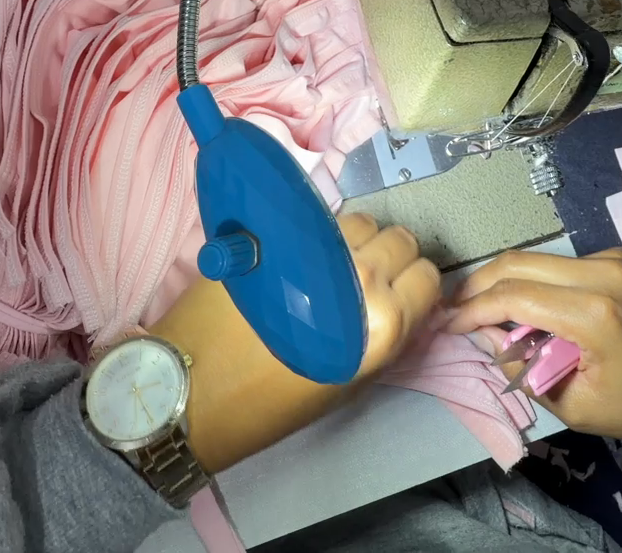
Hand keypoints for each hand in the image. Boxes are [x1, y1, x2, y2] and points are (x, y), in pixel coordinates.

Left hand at [147, 213, 439, 471]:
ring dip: (358, 239)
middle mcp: (358, 278)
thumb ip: (390, 338)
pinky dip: (326, 234)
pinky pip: (324, 220)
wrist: (196, 389)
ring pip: (364, 221)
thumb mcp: (349, 384)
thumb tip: (410, 301)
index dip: (415, 285)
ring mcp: (319, 251)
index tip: (400, 293)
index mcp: (381, 324)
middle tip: (366, 278)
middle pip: (400, 238)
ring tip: (333, 265)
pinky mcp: (283, 235)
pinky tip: (307, 257)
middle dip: (391, 256)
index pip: (426, 276)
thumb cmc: (276, 401)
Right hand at [444, 248, 621, 447]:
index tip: (447, 323)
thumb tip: (489, 334)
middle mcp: (603, 271)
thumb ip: (524, 368)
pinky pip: (560, 264)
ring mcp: (612, 258)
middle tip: (454, 307)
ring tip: (481, 309)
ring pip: (537, 258)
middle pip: (519, 262)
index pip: (516, 295)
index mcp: (596, 312)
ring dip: (505, 281)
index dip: (475, 308)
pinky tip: (524, 306)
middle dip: (479, 284)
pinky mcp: (616, 257)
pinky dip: (534, 281)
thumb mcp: (576, 406)